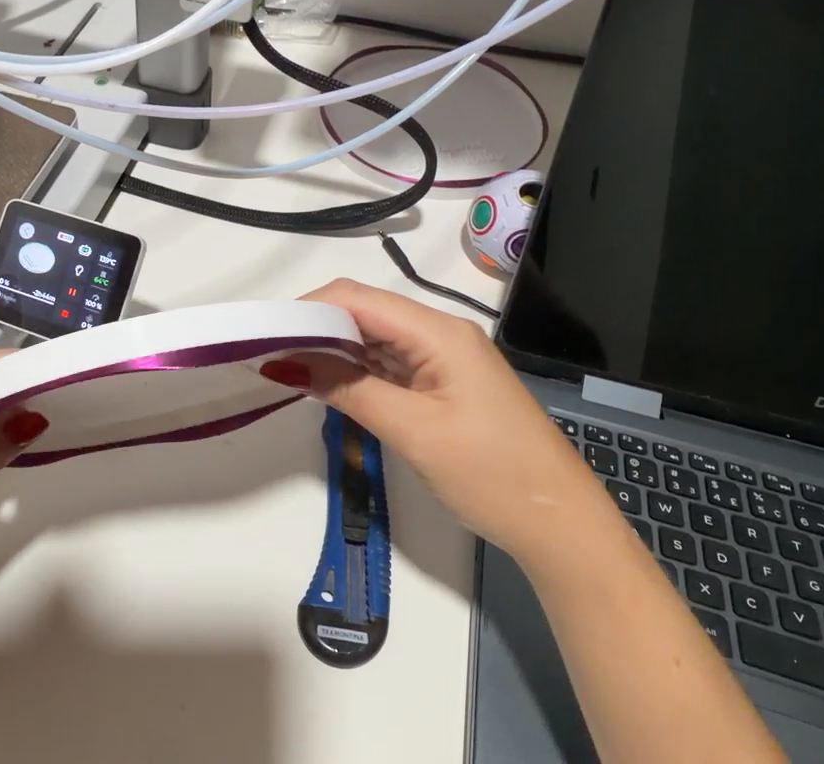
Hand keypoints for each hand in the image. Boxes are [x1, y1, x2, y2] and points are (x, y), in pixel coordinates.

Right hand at [262, 280, 613, 566]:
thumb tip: (285, 363)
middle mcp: (440, 334)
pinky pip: (388, 365)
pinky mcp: (442, 385)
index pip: (358, 299)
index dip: (308, 308)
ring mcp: (442, 360)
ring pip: (373, 340)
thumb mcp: (412, 431)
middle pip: (364, 313)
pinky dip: (354, 372)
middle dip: (314, 327)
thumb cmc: (491, 474)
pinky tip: (326, 384)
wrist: (559, 524)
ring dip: (331, 350)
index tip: (264, 334)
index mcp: (439, 332)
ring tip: (285, 367)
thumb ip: (347, 390)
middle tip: (267, 354)